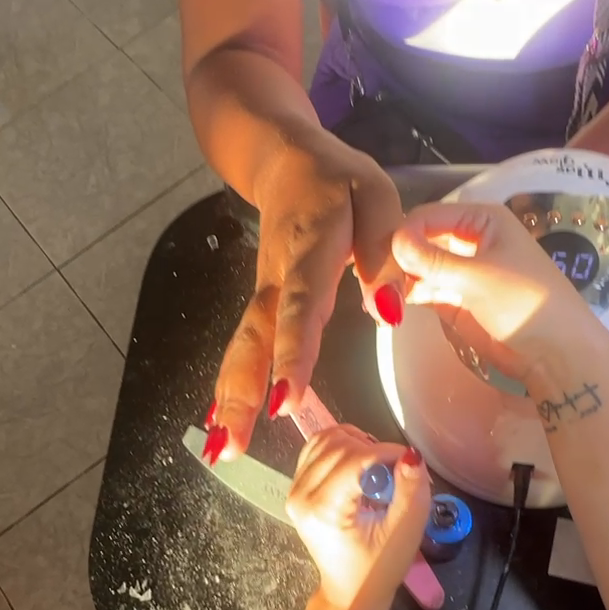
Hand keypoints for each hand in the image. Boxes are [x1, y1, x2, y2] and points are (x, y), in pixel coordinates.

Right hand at [205, 129, 406, 463]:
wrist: (283, 160)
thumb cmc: (338, 181)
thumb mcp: (376, 196)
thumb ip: (383, 251)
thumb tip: (387, 312)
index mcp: (309, 252)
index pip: (300, 309)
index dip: (292, 355)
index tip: (285, 400)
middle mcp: (276, 279)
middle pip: (255, 340)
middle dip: (244, 394)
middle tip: (233, 445)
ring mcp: (262, 292)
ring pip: (243, 348)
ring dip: (231, 399)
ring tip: (222, 449)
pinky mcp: (260, 302)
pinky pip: (244, 345)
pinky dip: (229, 383)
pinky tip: (220, 421)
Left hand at [286, 426, 430, 609]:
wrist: (349, 591)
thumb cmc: (378, 568)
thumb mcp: (404, 533)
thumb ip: (411, 492)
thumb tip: (411, 455)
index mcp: (323, 510)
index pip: (354, 459)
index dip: (386, 452)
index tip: (409, 462)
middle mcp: (301, 495)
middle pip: (338, 445)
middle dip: (373, 448)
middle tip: (395, 469)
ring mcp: (294, 490)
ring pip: (324, 440)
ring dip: (356, 442)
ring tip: (378, 466)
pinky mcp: (297, 487)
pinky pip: (316, 449)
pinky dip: (341, 446)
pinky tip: (360, 464)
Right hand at [389, 202, 608, 386]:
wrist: (552, 354)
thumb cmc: (525, 303)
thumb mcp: (478, 277)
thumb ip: (433, 260)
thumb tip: (392, 240)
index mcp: (480, 219)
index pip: (427, 217)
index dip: (402, 237)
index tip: (382, 265)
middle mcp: (466, 239)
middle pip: (417, 241)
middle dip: (393, 262)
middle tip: (372, 290)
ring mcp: (458, 271)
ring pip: (414, 268)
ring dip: (394, 283)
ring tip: (375, 306)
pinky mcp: (452, 300)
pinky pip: (420, 291)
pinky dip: (403, 299)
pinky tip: (386, 311)